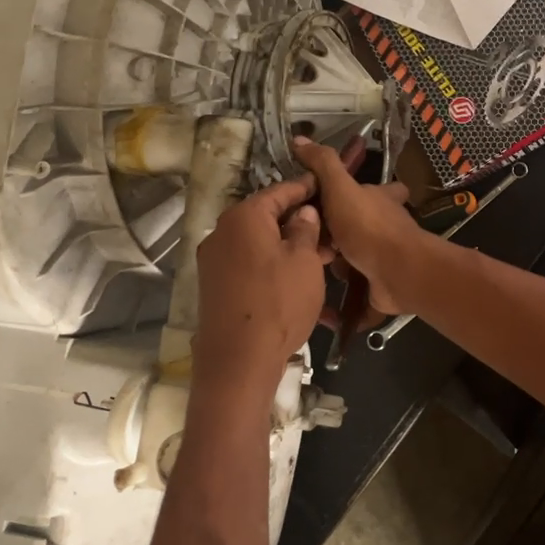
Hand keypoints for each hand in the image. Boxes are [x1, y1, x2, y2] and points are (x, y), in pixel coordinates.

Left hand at [192, 176, 326, 391]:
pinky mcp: (216, 286)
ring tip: (321, 257)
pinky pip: (250, 264)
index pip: (279, 191)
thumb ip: (306, 229)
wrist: (239, 360)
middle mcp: (222, 233)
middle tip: (330, 229)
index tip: (324, 185)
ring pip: (259, 243)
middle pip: (266, 217)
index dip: (304, 187)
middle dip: (298, 221)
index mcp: (243, 218)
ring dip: (288, 246)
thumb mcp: (305, 261)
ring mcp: (215, 261)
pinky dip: (273, 264)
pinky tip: (298, 278)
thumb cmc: (279, 302)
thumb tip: (303, 213)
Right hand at [293, 137, 420, 292]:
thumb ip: (323, 165)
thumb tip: (299, 139)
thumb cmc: (368, 226)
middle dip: (334, 234)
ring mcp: (384, 258)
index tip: (329, 197)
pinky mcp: (379, 286)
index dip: (358, 190)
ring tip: (304, 262)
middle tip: (305, 238)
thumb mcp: (341, 189)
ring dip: (333, 262)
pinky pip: (355, 289)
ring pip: (354, 257)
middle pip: (358, 226)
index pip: (377, 189)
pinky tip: (316, 294)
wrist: (396, 273)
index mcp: (382, 200)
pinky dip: (339, 297)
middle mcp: (386, 226)